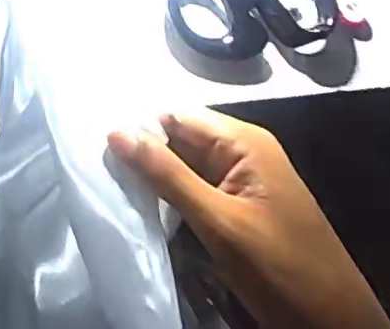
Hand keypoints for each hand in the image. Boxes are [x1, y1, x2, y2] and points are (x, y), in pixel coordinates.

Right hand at [109, 111, 389, 328]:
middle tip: (110, 178)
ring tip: (125, 196)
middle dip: (148, 157)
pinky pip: (200, 192)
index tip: (106, 153)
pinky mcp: (244, 210)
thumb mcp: (220, 224)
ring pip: (187, 168)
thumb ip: (167, 175)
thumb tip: (116, 132)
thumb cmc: (284, 272)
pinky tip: (155, 216)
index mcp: (243, 141)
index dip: (141, 131)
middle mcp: (244, 151)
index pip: (176, 117)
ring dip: (160, 183)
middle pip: (181, 139)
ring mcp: (246, 182)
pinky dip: (177, 202)